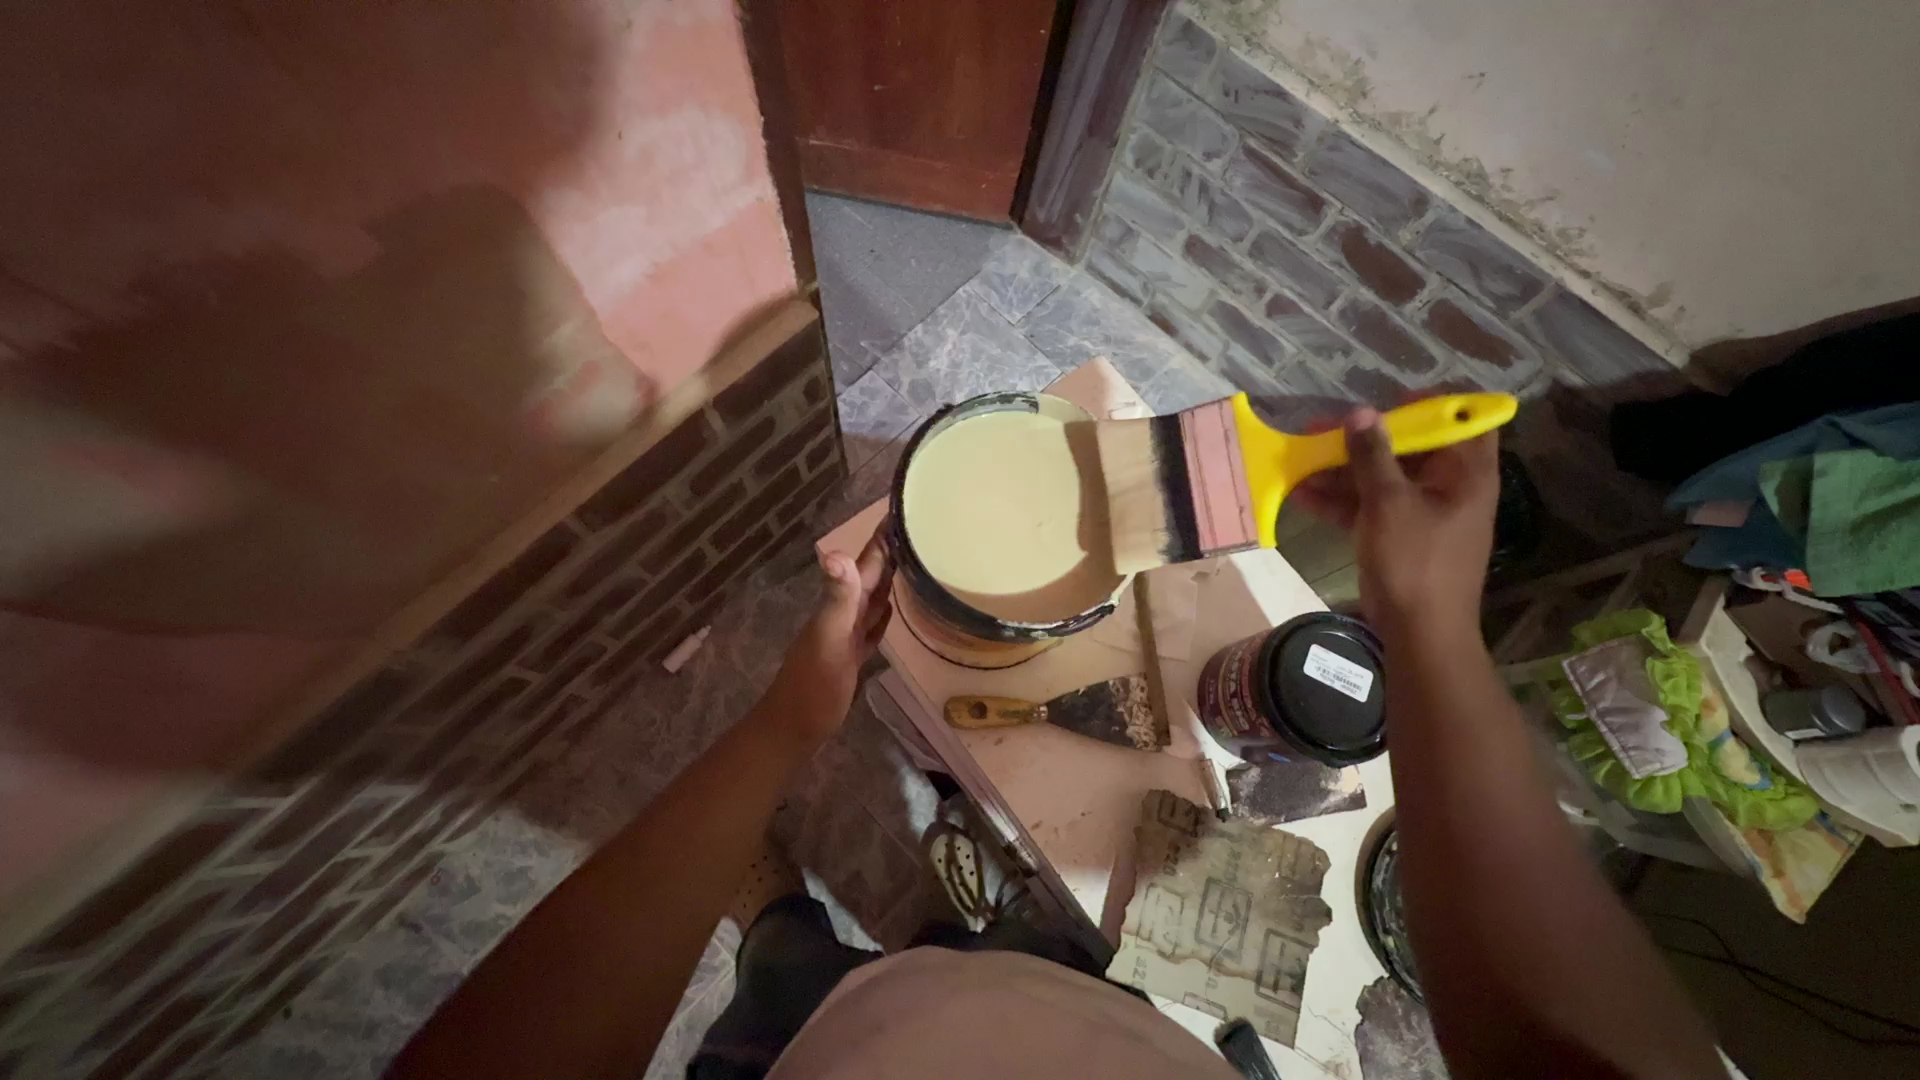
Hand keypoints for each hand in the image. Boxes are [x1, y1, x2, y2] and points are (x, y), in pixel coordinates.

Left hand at [766, 522, 893, 744]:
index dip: (883, 538)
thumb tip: (835, 553)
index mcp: (841, 604)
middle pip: (871, 576)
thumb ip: (837, 598)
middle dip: (891, 553)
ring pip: (873, 599)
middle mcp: (843, 612)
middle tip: (918, 531)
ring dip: (890, 580)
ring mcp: (847, 634)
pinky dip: (884, 614)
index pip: (867, 563)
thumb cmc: (814, 686)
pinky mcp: (852, 655)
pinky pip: (872, 626)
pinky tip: (893, 610)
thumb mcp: (829, 638)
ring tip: (914, 562)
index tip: (902, 509)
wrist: (794, 728)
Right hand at [1290, 407, 1499, 640]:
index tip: (1390, 404)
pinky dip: (1338, 501)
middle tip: (1321, 431)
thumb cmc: (1415, 562)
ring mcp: (1420, 513)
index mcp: (1466, 473)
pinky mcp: (1395, 536)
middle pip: (1409, 448)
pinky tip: (1301, 494)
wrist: (1419, 632)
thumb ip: (1372, 455)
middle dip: (1363, 440)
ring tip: (1299, 462)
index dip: (1431, 406)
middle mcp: (1448, 487)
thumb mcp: (1389, 503)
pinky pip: (1367, 507)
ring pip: (1380, 478)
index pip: (1464, 421)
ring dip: (1340, 471)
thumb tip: (1359, 412)